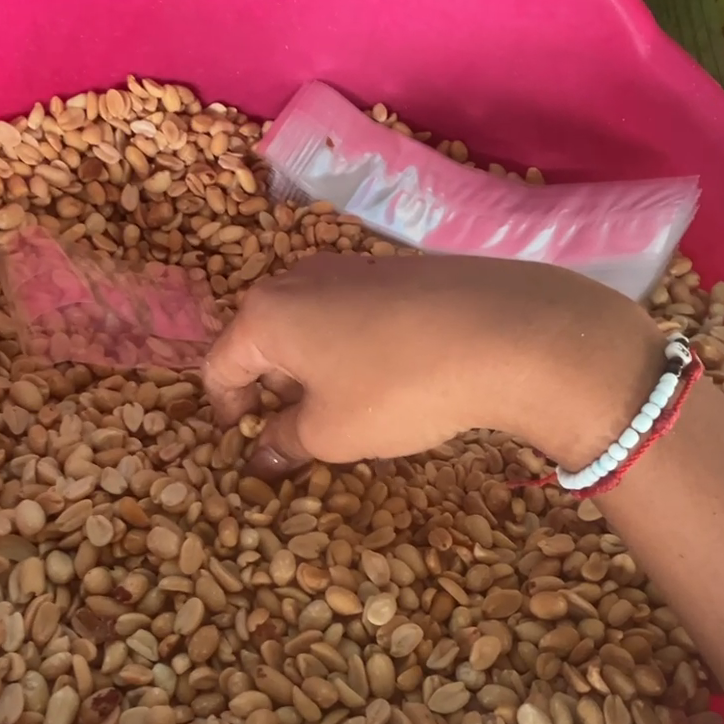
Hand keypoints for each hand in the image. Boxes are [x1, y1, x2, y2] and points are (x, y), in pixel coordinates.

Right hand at [201, 253, 664, 471]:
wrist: (503, 333)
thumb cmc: (394, 389)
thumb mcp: (331, 432)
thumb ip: (284, 442)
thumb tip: (261, 456)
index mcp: (266, 314)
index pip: (220, 366)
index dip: (226, 413)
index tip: (246, 445)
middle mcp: (299, 279)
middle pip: (264, 341)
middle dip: (271, 391)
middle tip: (294, 434)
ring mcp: (351, 267)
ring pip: (310, 327)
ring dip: (313, 372)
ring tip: (343, 412)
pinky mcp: (396, 271)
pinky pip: (351, 316)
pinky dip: (350, 351)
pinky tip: (386, 379)